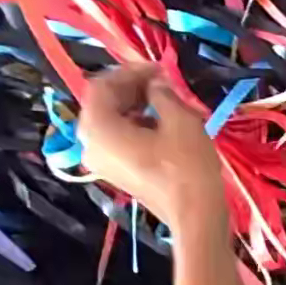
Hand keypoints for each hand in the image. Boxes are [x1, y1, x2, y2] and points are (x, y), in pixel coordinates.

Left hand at [78, 64, 229, 239]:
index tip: (160, 68)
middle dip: (133, 89)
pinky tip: (163, 126)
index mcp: (97, 127)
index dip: (132, 71)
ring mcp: (101, 161)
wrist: (196, 216)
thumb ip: (164, 93)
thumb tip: (158, 83)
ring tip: (168, 103)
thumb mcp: (181, 120)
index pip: (103, 85)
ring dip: (137, 108)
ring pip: (113, 122)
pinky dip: (138, 127)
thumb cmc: (187, 167)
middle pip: (104, 104)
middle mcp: (89, 143)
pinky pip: (120, 141)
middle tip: (164, 82)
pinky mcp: (117, 173)